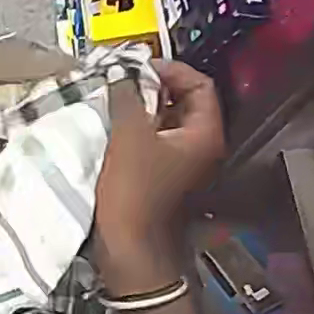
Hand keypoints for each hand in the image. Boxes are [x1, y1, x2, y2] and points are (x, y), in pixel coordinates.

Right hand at [92, 60, 224, 293]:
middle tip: (121, 81)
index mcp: (204, 135)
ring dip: (139, 109)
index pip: (199, 84)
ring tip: (111, 100)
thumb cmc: (134, 191)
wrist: (128, 247)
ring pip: (164, 124)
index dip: (171, 69)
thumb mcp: (129, 137)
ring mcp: (180, 165)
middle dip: (152, 88)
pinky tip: (109, 126)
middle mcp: (199, 148)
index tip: (139, 66)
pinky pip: (151, 143)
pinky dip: (134, 130)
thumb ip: (126, 97)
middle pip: (182, 103)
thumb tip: (121, 71)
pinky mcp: (160, 177)